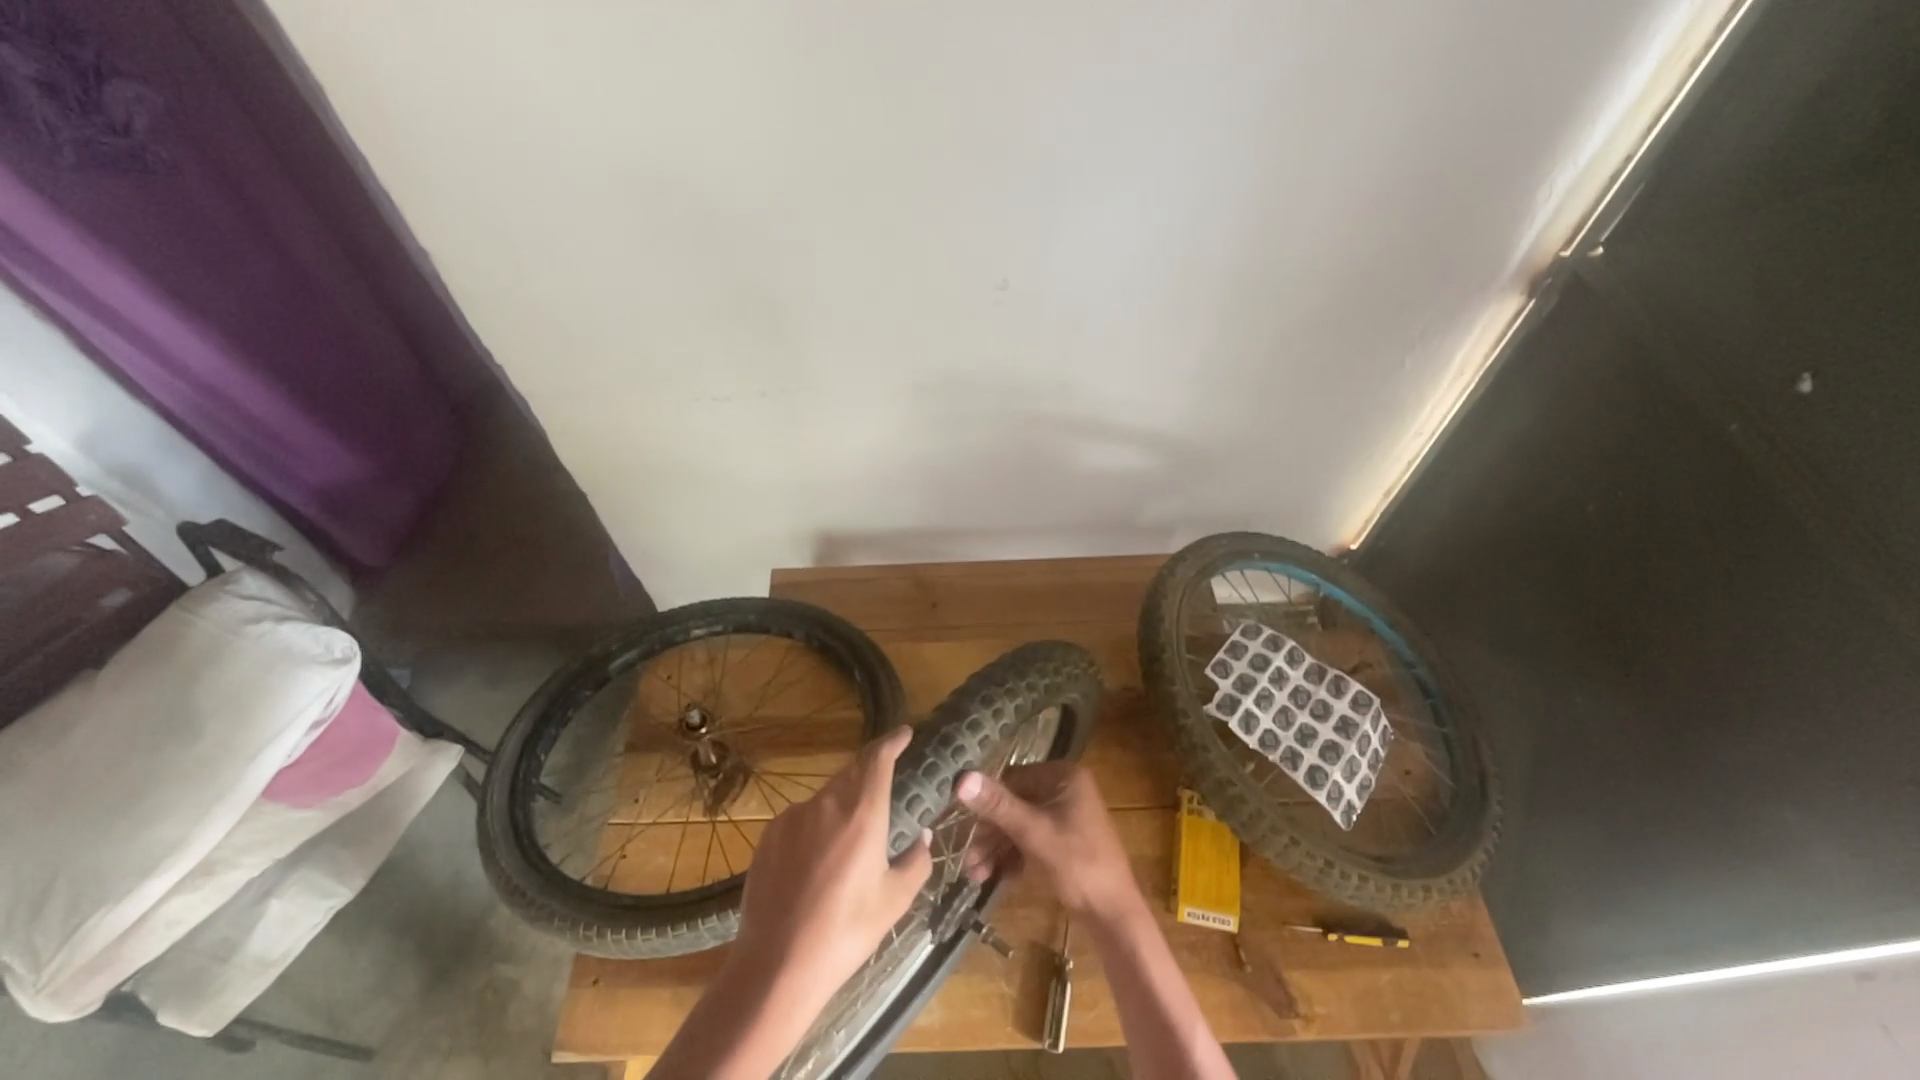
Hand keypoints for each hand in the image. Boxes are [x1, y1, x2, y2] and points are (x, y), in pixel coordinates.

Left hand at [733, 726, 931, 1003]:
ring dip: (842, 806)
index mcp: (862, 813)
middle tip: (885, 790)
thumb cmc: (847, 932)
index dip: (891, 741)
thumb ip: (915, 861)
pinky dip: (816, 828)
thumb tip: (920, 837)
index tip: (903, 733)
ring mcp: (792, 818)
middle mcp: (825, 805)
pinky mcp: (768, 837)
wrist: (778, 963)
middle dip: (869, 773)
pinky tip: (818, 864)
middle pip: (851, 774)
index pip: (877, 759)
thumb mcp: (895, 900)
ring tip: (851, 843)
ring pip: (825, 799)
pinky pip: (801, 820)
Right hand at [955, 763, 1139, 922]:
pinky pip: (1030, 840)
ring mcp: (1066, 815)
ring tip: (976, 876)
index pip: (1012, 780)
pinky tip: (997, 877)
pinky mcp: (1064, 839)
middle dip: (990, 835)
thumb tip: (961, 778)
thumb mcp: (1033, 833)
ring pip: (1019, 825)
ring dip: (997, 849)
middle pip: (1013, 804)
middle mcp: (1065, 789)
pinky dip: (1013, 856)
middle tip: (969, 862)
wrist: (1113, 913)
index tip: (966, 832)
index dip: (987, 806)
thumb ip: (997, 805)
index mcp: (1063, 777)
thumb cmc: (1077, 865)